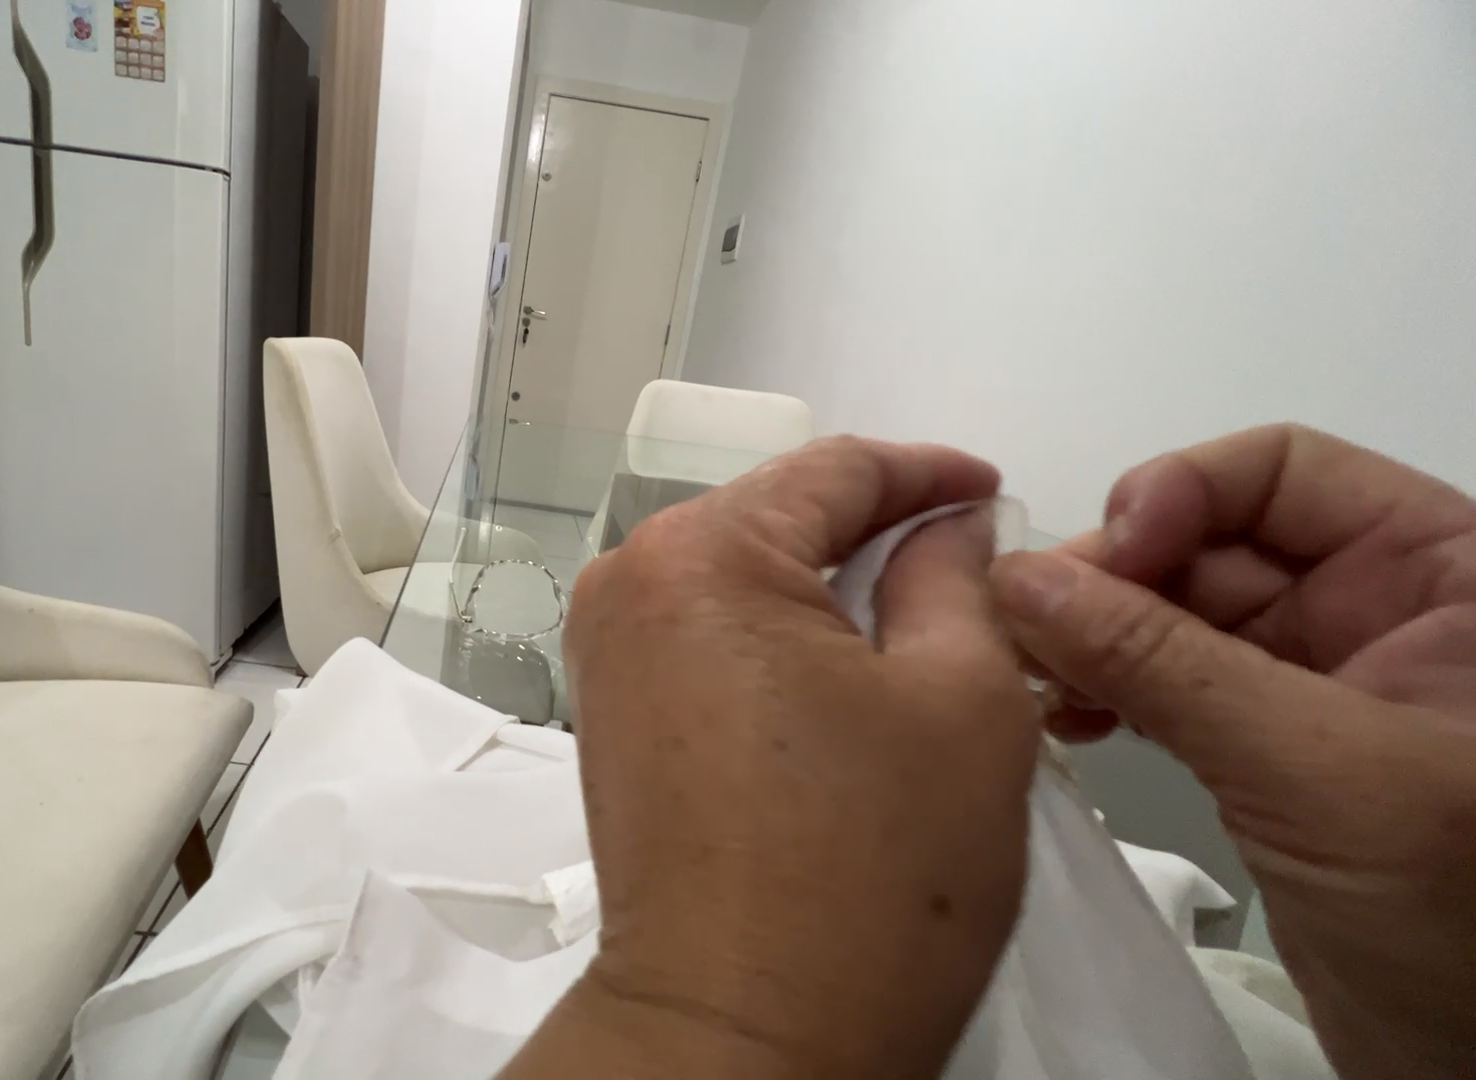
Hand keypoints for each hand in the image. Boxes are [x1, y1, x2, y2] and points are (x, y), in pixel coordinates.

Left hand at [501, 438, 1040, 1079]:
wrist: (734, 1020)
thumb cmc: (864, 872)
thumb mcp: (959, 700)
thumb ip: (954, 578)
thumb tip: (948, 524)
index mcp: (701, 552)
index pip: (829, 469)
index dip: (922, 471)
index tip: (983, 488)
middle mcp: (629, 577)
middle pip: (771, 514)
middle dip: (869, 526)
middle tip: (960, 550)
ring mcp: (605, 638)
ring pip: (734, 570)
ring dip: (819, 580)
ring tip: (909, 602)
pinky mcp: (606, 695)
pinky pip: (699, 625)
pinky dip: (768, 625)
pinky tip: (829, 653)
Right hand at [989, 425, 1475, 1079]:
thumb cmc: (1473, 924)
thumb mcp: (1317, 770)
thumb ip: (1158, 661)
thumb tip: (1014, 577)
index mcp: (1448, 575)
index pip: (1275, 472)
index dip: (1174, 496)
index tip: (1100, 568)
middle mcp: (1373, 609)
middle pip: (1194, 539)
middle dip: (1102, 582)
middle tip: (1026, 638)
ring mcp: (1303, 675)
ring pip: (1155, 608)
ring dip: (1080, 637)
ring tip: (1034, 686)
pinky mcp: (1250, 734)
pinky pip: (1145, 673)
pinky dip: (1091, 686)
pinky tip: (1063, 720)